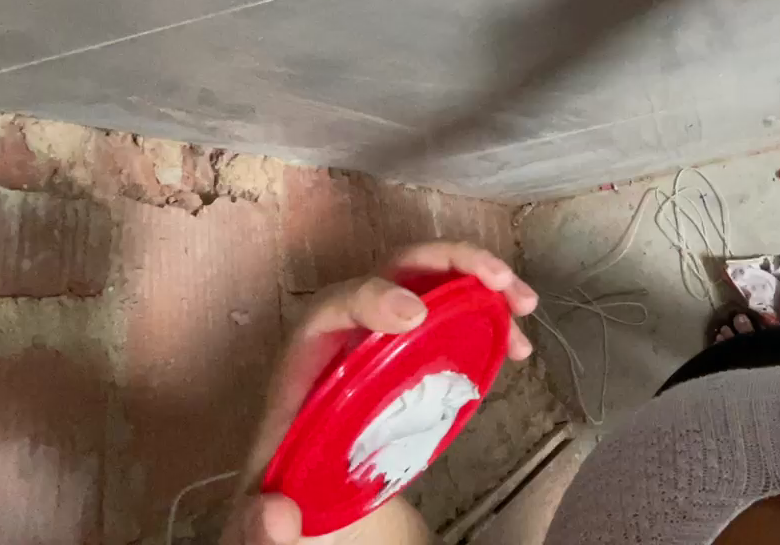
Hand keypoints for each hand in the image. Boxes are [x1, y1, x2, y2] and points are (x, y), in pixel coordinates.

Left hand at [225, 242, 538, 544]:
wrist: (316, 483)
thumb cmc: (287, 484)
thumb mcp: (261, 510)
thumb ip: (255, 522)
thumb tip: (280, 513)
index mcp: (312, 351)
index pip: (337, 303)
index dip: (374, 295)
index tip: (416, 315)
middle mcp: (357, 323)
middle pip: (402, 266)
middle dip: (453, 260)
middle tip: (499, 281)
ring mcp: (396, 326)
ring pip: (439, 276)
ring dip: (484, 277)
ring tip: (523, 303)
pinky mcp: (425, 341)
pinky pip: (460, 309)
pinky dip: (494, 315)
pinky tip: (519, 345)